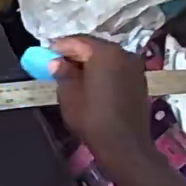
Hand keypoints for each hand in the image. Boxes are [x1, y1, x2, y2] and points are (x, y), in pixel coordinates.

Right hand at [50, 36, 158, 168]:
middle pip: (94, 47)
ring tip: (73, 73)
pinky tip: (91, 83)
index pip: (78, 41)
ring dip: (90, 62)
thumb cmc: (92, 117)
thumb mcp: (69, 94)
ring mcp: (135, 67)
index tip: (46, 52)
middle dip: (75, 53)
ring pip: (107, 57)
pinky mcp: (139, 81)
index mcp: (105, 53)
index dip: (60, 45)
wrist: (124, 144)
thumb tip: (57, 62)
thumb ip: (62, 73)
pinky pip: (116, 68)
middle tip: (57, 62)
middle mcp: (123, 54)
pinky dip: (103, 71)